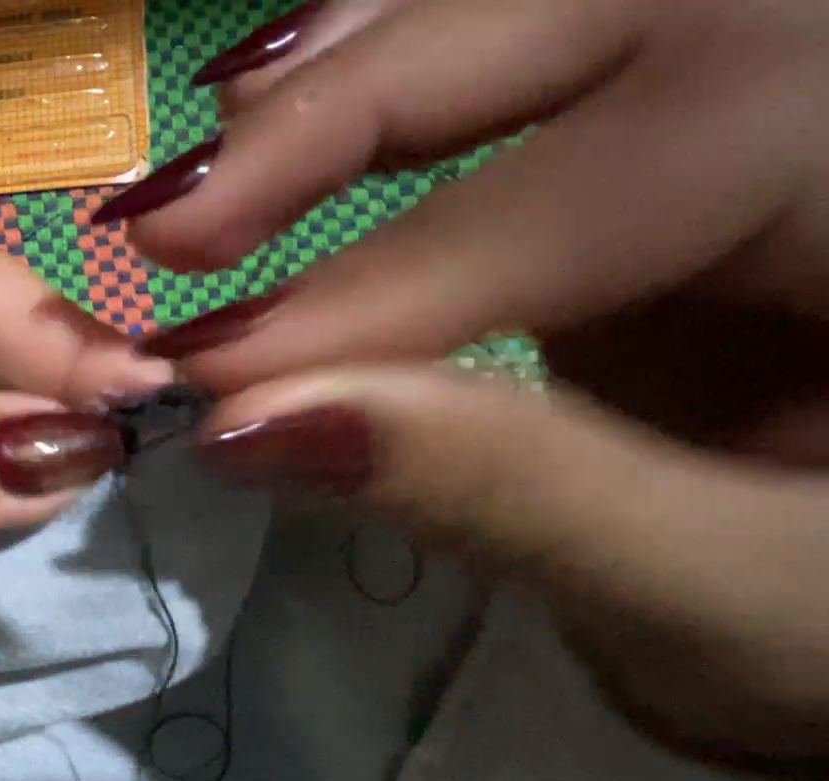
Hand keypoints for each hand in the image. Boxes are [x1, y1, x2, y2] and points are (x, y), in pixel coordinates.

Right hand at [103, 0, 828, 771]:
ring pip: (534, 19)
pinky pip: (506, 87)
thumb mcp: (722, 597)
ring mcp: (735, 121)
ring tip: (206, 160)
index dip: (393, 277)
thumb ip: (502, 495)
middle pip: (588, 16)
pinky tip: (278, 132)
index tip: (215, 374)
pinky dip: (372, 102)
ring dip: (348, 76)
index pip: (633, 174)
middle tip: (170, 226)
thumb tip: (247, 427)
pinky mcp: (640, 166)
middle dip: (349, 114)